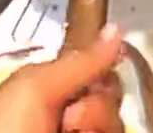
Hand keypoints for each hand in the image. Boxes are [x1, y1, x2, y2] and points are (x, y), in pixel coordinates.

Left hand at [0, 24, 125, 132]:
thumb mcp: (35, 88)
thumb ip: (79, 60)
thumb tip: (117, 28)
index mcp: (50, 88)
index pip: (95, 66)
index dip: (101, 70)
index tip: (93, 81)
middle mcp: (68, 112)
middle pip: (111, 95)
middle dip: (98, 105)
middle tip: (71, 121)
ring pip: (115, 122)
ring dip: (99, 124)